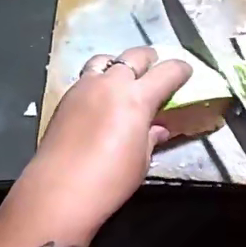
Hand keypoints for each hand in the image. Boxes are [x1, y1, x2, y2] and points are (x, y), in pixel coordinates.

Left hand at [18, 46, 190, 230]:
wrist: (59, 190)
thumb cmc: (110, 179)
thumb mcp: (141, 160)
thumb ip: (150, 137)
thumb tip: (158, 128)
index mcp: (137, 97)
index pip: (167, 72)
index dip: (180, 70)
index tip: (186, 72)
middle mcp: (110, 84)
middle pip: (133, 56)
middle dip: (149, 59)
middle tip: (155, 67)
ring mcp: (84, 88)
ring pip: (104, 61)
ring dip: (118, 65)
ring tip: (122, 79)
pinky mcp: (64, 99)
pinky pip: (86, 79)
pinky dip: (98, 82)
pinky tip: (99, 101)